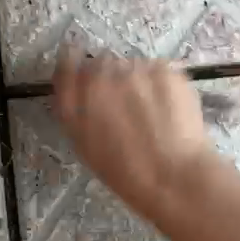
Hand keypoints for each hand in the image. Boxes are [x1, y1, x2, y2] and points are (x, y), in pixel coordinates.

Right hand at [50, 52, 225, 221]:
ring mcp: (132, 68)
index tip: (85, 78)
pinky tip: (167, 108)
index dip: (76, 69)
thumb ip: (73, 109)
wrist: (173, 177)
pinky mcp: (162, 68)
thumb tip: (76, 86)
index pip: (66, 64)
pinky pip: (155, 69)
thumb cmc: (125, 172)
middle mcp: (99, 74)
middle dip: (109, 79)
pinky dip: (159, 84)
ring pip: (131, 66)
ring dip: (135, 80)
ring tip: (150, 111)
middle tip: (125, 105)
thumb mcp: (84, 145)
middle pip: (101, 63)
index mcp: (75, 96)